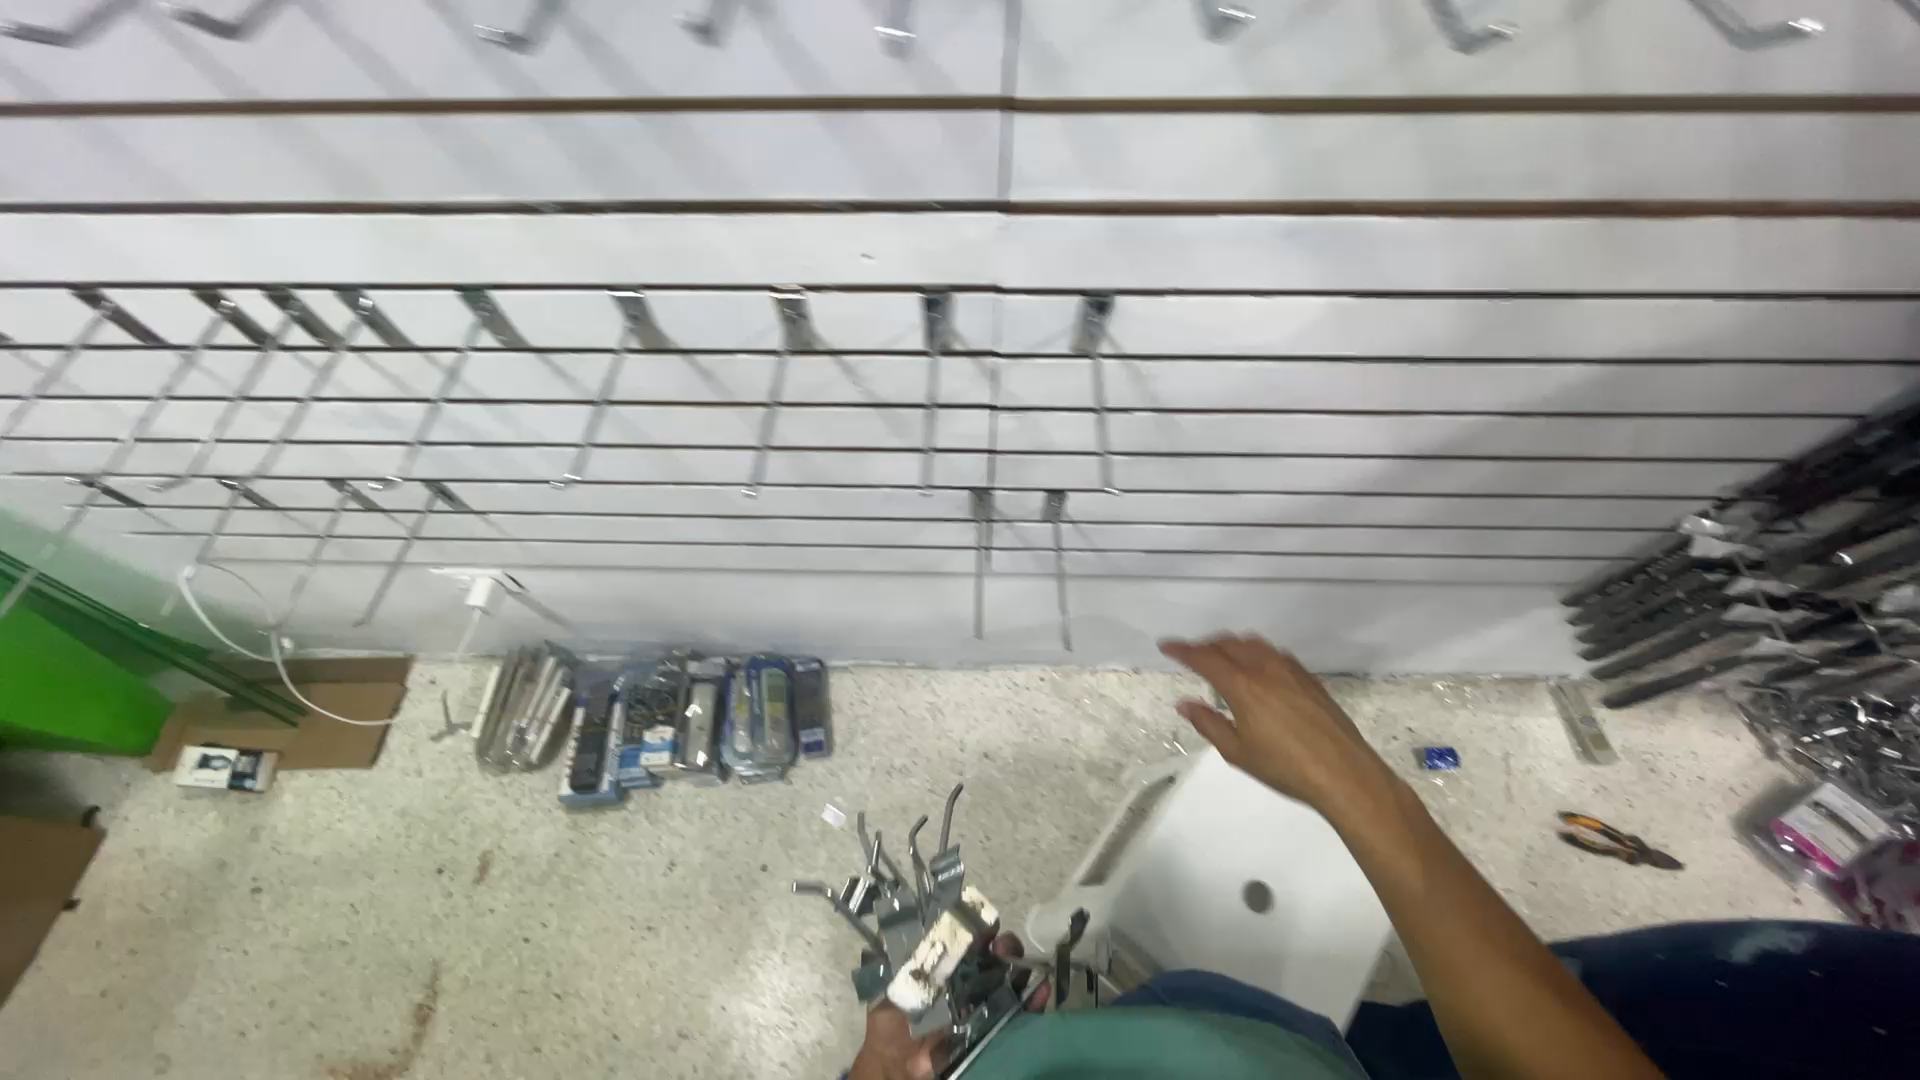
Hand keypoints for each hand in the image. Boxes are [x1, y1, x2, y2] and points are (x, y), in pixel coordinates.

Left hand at [848, 932, 1048, 1079]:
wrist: (901, 1075)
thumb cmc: (891, 1033)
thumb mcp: (886, 998)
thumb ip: (895, 972)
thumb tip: (894, 942)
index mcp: (943, 967)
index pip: (965, 939)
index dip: (974, 926)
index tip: (979, 921)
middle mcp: (967, 981)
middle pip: (992, 953)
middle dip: (1000, 942)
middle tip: (998, 944)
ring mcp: (985, 1004)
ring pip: (1010, 976)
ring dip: (1018, 963)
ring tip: (1016, 960)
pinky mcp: (999, 1029)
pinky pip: (1022, 1012)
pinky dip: (1035, 999)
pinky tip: (1041, 989)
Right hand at [1160, 633, 1398, 816]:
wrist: (1344, 774)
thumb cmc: (1285, 767)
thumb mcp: (1237, 752)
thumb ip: (1208, 723)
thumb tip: (1185, 703)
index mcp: (1242, 687)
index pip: (1205, 658)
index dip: (1182, 650)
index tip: (1166, 646)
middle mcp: (1265, 669)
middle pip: (1228, 644)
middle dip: (1206, 646)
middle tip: (1192, 656)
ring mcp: (1290, 671)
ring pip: (1253, 644)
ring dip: (1232, 645)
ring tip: (1222, 659)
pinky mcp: (1309, 678)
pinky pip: (1274, 653)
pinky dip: (1256, 653)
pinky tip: (1257, 670)